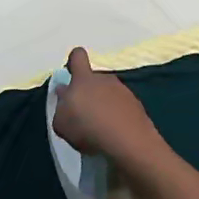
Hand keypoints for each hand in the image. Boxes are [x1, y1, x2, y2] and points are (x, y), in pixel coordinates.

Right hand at [52, 47, 164, 162]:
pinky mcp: (137, 106)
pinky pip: (122, 107)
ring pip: (109, 94)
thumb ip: (61, 106)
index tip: (71, 77)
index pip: (78, 56)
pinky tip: (114, 133)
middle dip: (88, 93)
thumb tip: (65, 95)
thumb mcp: (61, 123)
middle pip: (94, 79)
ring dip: (104, 106)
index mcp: (83, 79)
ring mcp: (124, 91)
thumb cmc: (87, 128)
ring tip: (99, 128)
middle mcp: (105, 79)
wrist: (128, 142)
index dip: (73, 62)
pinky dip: (117, 116)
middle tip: (84, 114)